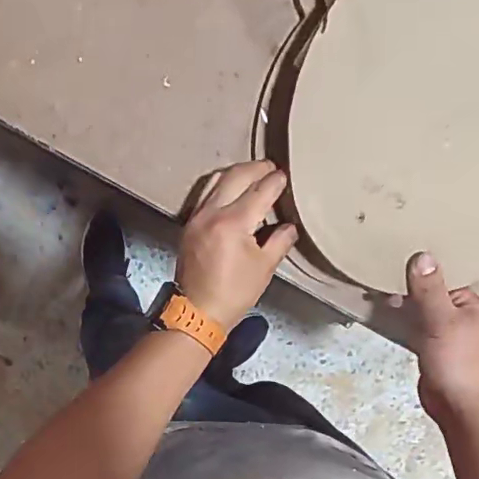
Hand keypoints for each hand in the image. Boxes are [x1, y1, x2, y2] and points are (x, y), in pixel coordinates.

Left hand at [177, 161, 299, 330]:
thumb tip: (289, 226)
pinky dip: (221, 185)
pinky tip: (231, 190)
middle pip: (236, 176)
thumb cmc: (233, 294)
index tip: (284, 177)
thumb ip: (279, 242)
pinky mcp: (190, 225)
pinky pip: (205, 193)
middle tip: (270, 167)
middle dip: (256, 169)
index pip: (259, 192)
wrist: (198, 311)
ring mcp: (197, 217)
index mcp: (233, 223)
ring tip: (252, 173)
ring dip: (236, 172)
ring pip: (217, 180)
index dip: (275, 182)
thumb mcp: (264, 268)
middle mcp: (212, 213)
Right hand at [402, 251, 478, 427]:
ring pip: (428, 319)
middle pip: (436, 299)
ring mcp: (456, 341)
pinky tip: (397, 330)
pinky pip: (424, 337)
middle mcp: (469, 321)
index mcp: (477, 307)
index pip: (446, 283)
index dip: (423, 279)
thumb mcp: (441, 321)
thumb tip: (423, 256)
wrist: (463, 410)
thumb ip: (430, 290)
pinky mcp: (442, 358)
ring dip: (411, 315)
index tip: (398, 274)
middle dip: (414, 297)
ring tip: (386, 306)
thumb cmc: (459, 365)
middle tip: (386, 291)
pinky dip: (411, 333)